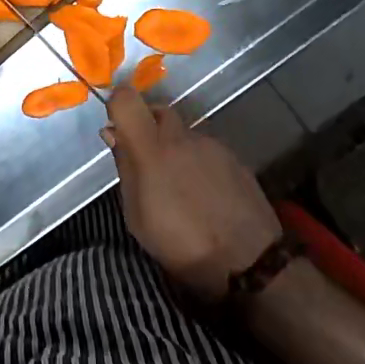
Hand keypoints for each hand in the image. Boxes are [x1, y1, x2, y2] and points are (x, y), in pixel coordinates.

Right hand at [105, 86, 281, 301]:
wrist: (250, 263)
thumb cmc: (181, 243)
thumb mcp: (136, 215)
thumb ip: (125, 168)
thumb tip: (114, 135)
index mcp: (151, 148)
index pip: (126, 99)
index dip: (117, 105)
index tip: (116, 127)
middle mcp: (182, 137)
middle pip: (158, 111)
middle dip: (147, 126)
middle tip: (144, 160)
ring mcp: (212, 145)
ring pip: (183, 133)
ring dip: (174, 148)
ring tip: (178, 185)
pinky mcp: (235, 158)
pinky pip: (204, 149)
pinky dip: (196, 161)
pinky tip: (202, 192)